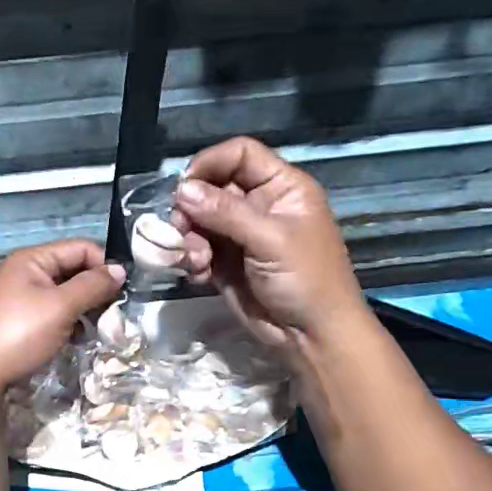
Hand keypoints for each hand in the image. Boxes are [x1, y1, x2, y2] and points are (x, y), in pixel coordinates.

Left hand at [0, 240, 126, 393]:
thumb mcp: (61, 307)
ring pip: (61, 295)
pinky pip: (49, 313)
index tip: (124, 290)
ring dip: (82, 309)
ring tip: (97, 329)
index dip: (104, 264)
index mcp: (31, 259)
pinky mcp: (14, 321)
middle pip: (70, 270)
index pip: (80, 248)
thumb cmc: (20, 333)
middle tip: (114, 313)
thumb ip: (92, 286)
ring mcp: (16, 298)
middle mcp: (22, 272)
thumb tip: (119, 270)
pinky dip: (65, 323)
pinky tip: (75, 340)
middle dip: (94, 289)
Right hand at [171, 136, 368, 355]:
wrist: (311, 336)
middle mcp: (257, 205)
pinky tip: (199, 275)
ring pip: (197, 220)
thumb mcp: (270, 240)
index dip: (209, 163)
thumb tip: (182, 190)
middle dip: (191, 209)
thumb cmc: (306, 280)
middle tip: (180, 231)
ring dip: (188, 239)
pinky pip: (195, 249)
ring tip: (195, 261)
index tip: (183, 187)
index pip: (240, 154)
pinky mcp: (224, 262)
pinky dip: (191, 260)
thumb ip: (226, 212)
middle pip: (210, 188)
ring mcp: (238, 235)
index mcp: (281, 188)